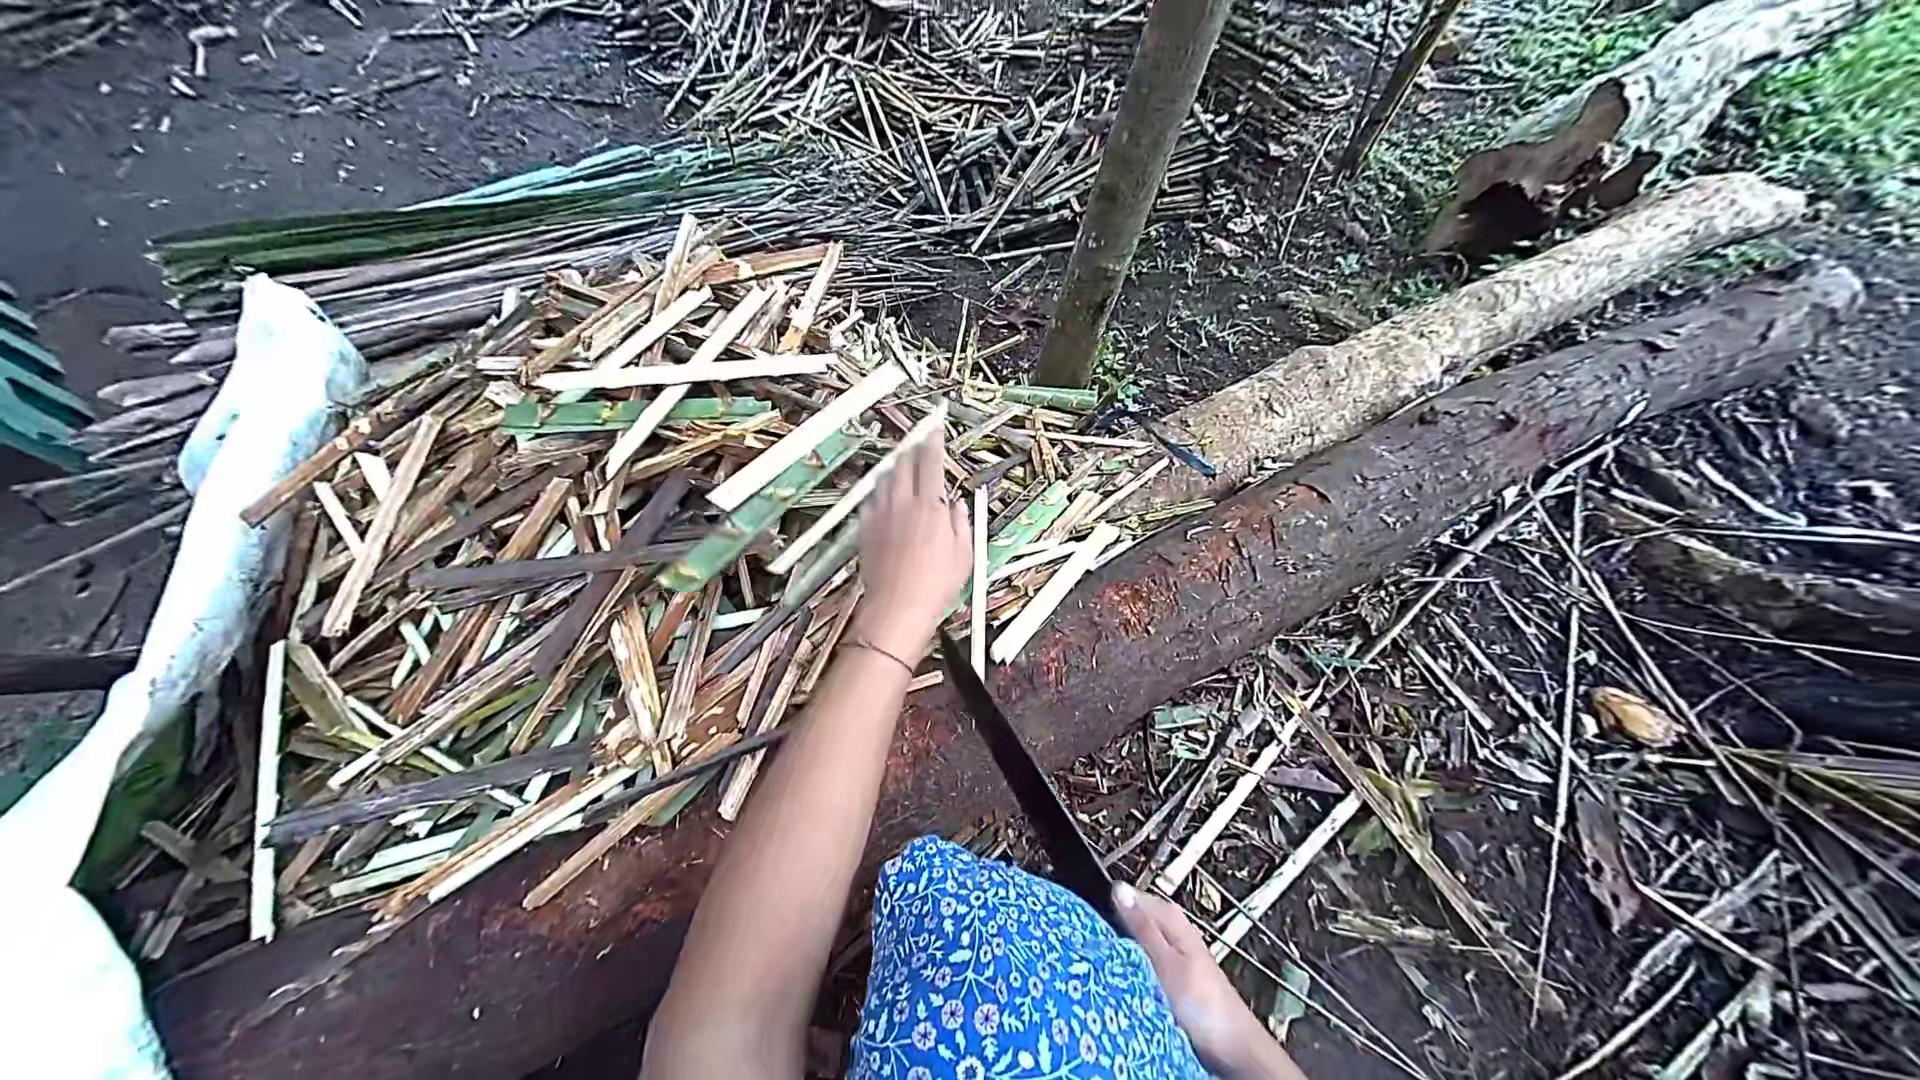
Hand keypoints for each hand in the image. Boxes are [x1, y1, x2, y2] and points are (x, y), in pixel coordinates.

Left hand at [851, 423, 970, 662]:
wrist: (897, 606)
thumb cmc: (935, 585)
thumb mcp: (964, 554)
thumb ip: (962, 522)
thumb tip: (958, 505)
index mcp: (930, 506)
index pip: (931, 461)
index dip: (933, 440)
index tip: (935, 428)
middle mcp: (902, 503)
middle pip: (904, 462)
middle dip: (913, 448)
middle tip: (919, 443)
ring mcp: (880, 514)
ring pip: (885, 477)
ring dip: (896, 466)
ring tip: (902, 464)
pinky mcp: (865, 528)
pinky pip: (872, 498)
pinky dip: (880, 489)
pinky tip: (885, 494)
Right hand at [1113, 883, 1305, 1079]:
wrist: (1233, 1051)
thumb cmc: (1205, 1007)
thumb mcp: (1165, 962)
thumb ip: (1141, 926)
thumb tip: (1118, 888)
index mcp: (1171, 919)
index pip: (1130, 898)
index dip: (1108, 910)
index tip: (1089, 926)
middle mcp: (1172, 931)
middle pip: (1132, 922)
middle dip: (1114, 935)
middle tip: (1096, 952)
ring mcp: (1172, 955)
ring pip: (1136, 946)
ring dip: (1124, 957)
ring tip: (1108, 970)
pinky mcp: (1172, 979)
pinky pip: (1143, 967)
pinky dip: (1134, 973)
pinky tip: (1126, 986)